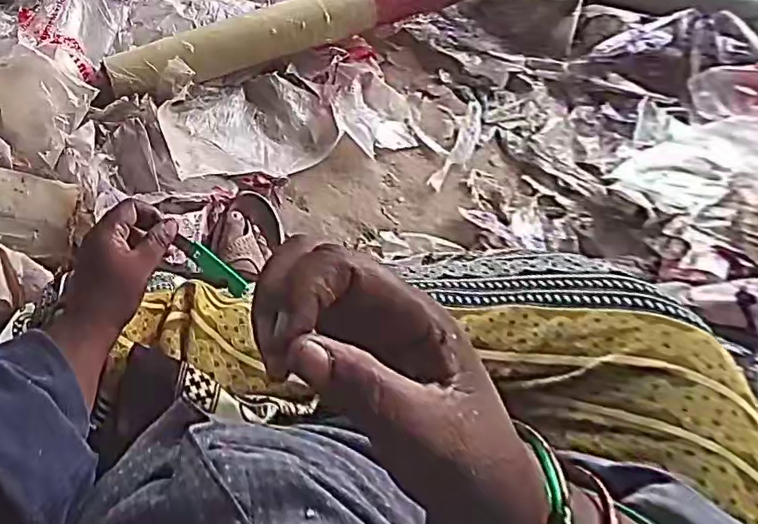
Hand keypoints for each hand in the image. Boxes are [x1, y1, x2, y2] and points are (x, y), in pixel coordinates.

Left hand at [48, 199, 174, 410]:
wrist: (88, 325)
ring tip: (164, 260)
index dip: (153, 214)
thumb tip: (172, 223)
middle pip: (127, 220)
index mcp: (106, 229)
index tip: (170, 230)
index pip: (131, 207)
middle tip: (171, 247)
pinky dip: (133, 255)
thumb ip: (157, 242)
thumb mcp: (142, 266)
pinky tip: (146, 270)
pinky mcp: (94, 264)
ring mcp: (93, 249)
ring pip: (123, 237)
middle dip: (151, 230)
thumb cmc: (115, 295)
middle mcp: (97, 234)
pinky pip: (116, 250)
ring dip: (144, 244)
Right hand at [253, 239, 549, 523]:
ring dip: (270, 310)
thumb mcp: (433, 436)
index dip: (303, 288)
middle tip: (276, 350)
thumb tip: (299, 349)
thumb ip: (369, 390)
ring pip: (289, 278)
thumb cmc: (475, 467)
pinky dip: (272, 329)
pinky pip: (287, 312)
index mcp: (412, 310)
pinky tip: (281, 366)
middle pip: (305, 257)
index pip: (341, 264)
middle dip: (278, 294)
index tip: (290, 343)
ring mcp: (352, 316)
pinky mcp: (331, 337)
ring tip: (277, 363)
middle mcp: (376, 301)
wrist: (487, 502)